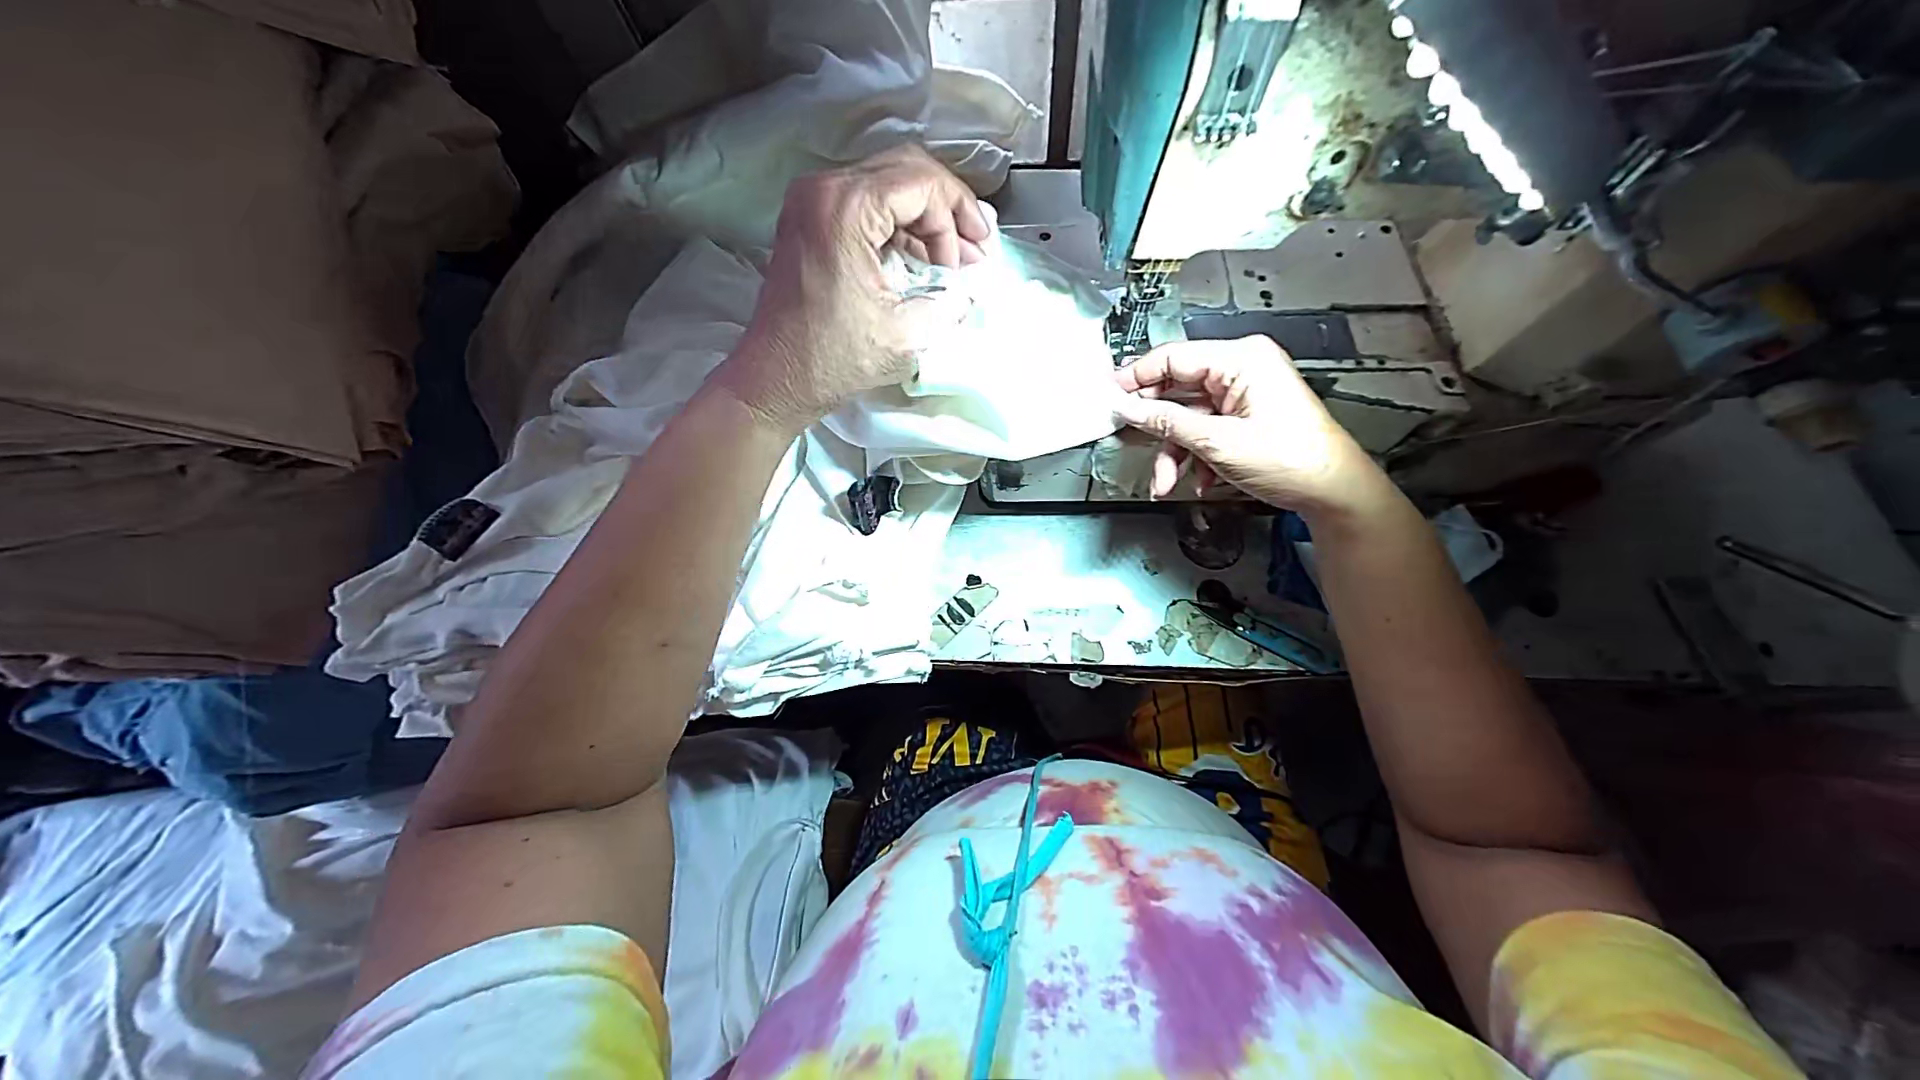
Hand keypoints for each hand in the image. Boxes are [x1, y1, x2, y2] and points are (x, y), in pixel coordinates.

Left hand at [714, 145, 989, 432]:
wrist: (775, 378)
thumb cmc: (832, 359)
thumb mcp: (905, 336)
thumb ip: (948, 304)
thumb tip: (969, 291)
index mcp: (845, 208)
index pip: (922, 183)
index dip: (956, 219)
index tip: (967, 264)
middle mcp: (823, 189)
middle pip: (906, 171)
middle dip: (948, 210)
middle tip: (976, 246)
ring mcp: (811, 201)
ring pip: (888, 184)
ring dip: (926, 218)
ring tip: (955, 259)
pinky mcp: (809, 220)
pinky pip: (867, 204)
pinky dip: (900, 226)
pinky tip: (924, 259)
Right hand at [1112, 336, 1396, 521]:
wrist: (1332, 492)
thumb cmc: (1296, 460)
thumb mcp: (1217, 442)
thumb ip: (1167, 421)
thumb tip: (1131, 408)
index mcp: (1242, 359)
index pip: (1173, 357)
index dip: (1137, 378)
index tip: (1112, 396)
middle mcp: (1243, 369)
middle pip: (1177, 389)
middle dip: (1156, 425)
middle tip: (1131, 438)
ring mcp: (1244, 394)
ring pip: (1187, 416)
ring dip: (1173, 451)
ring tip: (1166, 480)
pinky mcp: (1245, 416)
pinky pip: (1203, 429)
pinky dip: (1193, 455)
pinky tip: (1194, 478)